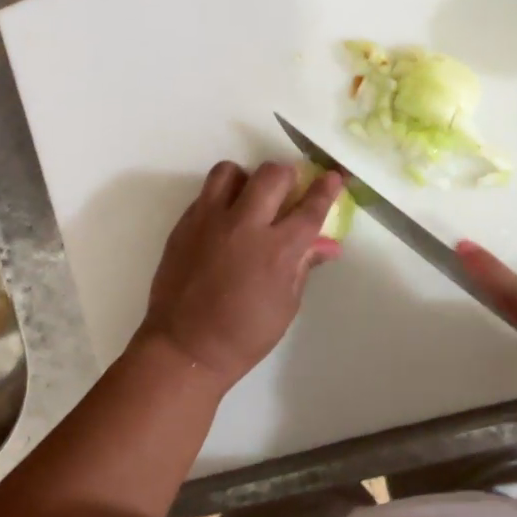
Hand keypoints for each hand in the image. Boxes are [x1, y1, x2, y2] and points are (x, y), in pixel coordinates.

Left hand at [136, 161, 345, 391]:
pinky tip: (224, 220)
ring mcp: (209, 220)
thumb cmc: (244, 334)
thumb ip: (303, 265)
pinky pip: (205, 193)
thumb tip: (326, 244)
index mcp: (277, 249)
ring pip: (230, 171)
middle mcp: (244, 225)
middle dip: (287, 176)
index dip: (325, 189)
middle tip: (288, 190)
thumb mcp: (286, 305)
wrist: (185, 345)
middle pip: (271, 175)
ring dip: (246, 179)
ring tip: (249, 198)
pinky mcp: (184, 223)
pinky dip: (220, 198)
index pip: (309, 208)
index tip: (332, 177)